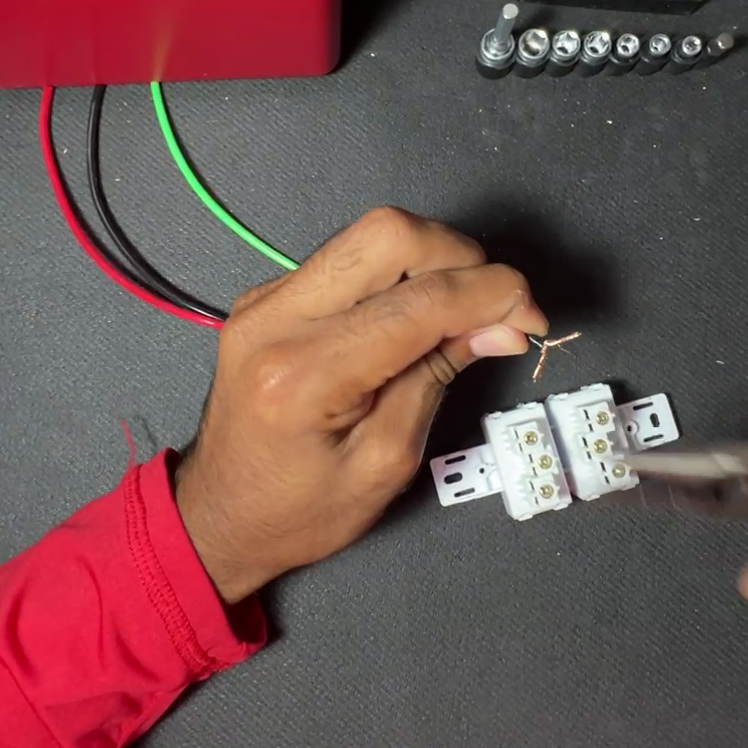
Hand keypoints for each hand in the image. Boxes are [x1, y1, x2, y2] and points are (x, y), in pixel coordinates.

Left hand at [175, 208, 546, 601]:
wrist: (218, 514)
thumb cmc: (300, 511)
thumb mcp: (386, 462)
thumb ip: (439, 376)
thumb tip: (501, 322)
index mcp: (305, 374)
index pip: (418, 301)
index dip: (492, 295)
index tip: (529, 315)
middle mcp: (276, 316)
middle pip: (388, 233)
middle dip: (460, 255)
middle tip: (492, 305)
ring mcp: (266, 297)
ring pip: (368, 233)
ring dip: (433, 258)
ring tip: (461, 310)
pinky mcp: (269, 294)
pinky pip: (349, 257)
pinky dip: (398, 272)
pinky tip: (415, 313)